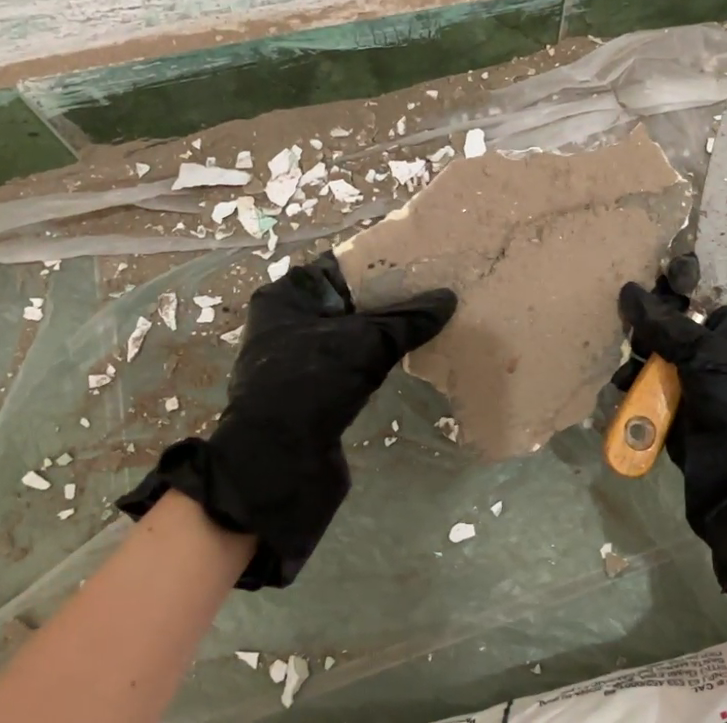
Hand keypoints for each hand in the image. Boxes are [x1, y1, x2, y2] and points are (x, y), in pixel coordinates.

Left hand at [117, 253, 455, 588]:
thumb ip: (409, 319)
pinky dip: (378, 360)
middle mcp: (287, 325)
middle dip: (388, 298)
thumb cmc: (311, 384)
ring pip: (352, 335)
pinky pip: (353, 365)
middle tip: (433, 289)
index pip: (338, 266)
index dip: (378, 262)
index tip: (419, 260)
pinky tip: (411, 356)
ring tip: (430, 320)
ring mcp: (299, 362)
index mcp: (285, 299)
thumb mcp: (367, 342)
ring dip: (386, 331)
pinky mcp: (314, 395)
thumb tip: (448, 298)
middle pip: (347, 301)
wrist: (278, 465)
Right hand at [614, 261, 726, 604]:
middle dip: (640, 330)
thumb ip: (663, 324)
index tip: (631, 291)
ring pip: (648, 356)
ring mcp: (686, 378)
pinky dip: (631, 386)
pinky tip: (621, 390)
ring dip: (632, 361)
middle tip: (625, 335)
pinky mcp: (671, 406)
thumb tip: (627, 291)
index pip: (688, 296)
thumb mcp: (700, 354)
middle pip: (662, 325)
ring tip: (623, 375)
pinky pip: (644, 386)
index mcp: (722, 327)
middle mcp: (704, 347)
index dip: (661, 292)